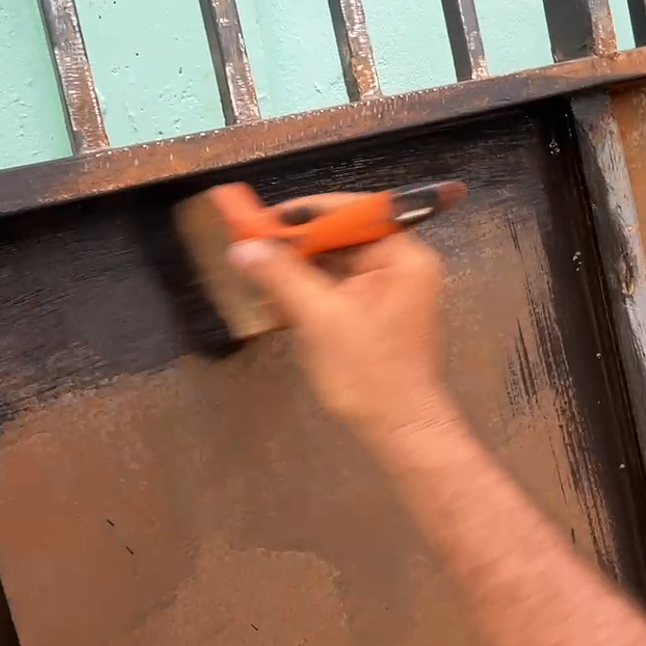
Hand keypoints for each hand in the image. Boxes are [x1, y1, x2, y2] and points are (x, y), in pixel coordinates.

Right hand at [226, 204, 461, 441]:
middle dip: (295, 246)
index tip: (264, 218)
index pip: (351, 213)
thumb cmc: (369, 374)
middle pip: (339, 238)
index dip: (305, 213)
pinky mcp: (371, 311)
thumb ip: (282, 276)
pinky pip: (334, 288)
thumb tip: (243, 246)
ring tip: (257, 275)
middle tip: (252, 245)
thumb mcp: (320, 318)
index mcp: (402, 257)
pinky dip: (305, 293)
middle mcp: (399, 265)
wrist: (398, 432)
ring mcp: (386, 289)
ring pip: (332, 264)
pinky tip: (275, 302)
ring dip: (295, 272)